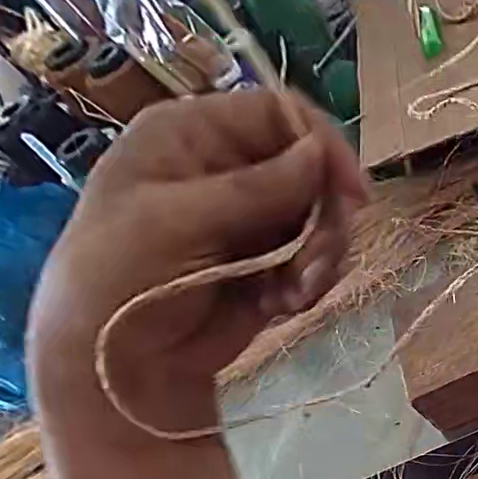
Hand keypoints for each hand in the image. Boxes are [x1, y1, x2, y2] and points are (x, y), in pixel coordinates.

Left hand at [28, 90, 368, 436]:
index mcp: (193, 137)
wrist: (123, 363)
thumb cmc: (121, 276)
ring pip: (323, 223)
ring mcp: (255, 222)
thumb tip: (321, 154)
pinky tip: (283, 306)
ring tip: (294, 294)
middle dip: (326, 220)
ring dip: (320, 261)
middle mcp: (230, 172)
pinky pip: (317, 263)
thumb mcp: (179, 222)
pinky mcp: (273, 266)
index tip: (355, 196)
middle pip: (313, 174)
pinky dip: (311, 286)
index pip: (278, 115)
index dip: (324, 147)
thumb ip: (255, 189)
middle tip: (318, 263)